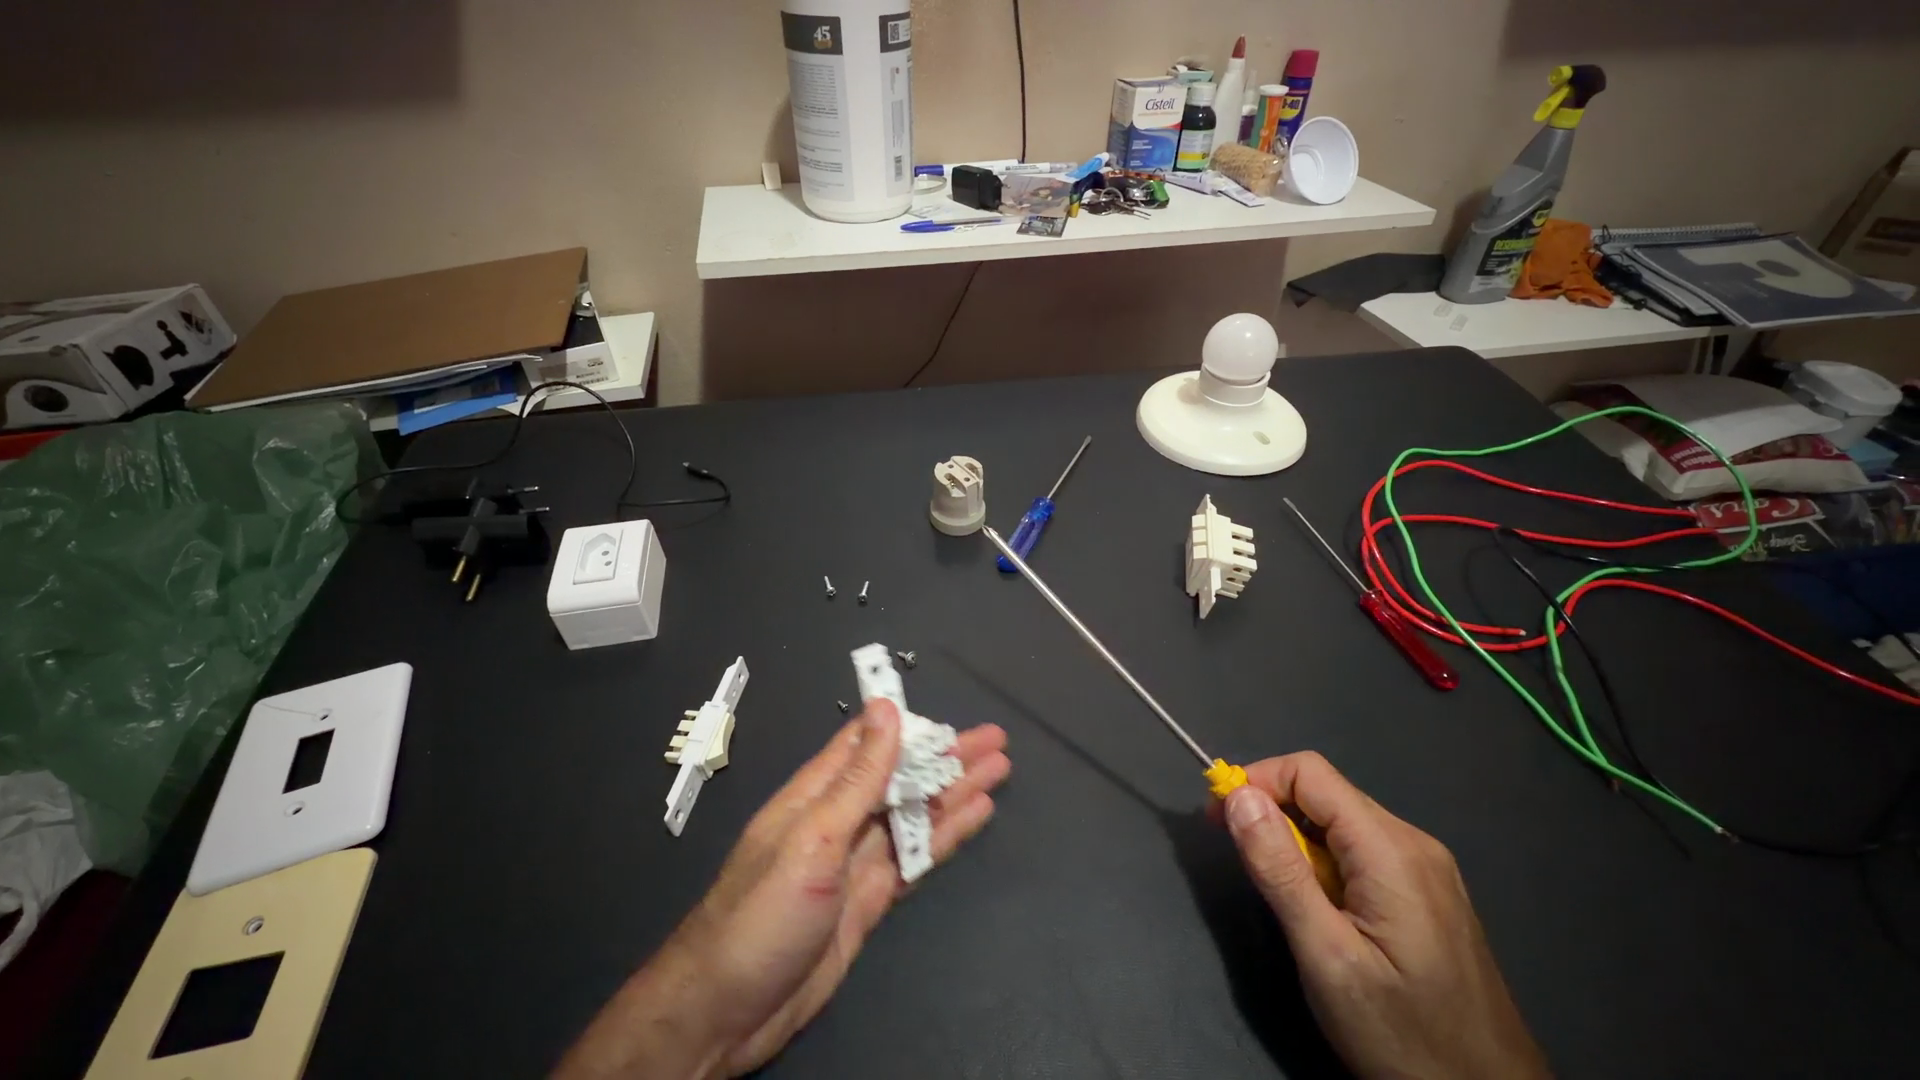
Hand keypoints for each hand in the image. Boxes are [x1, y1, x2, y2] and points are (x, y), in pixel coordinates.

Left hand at [552, 700, 1010, 1079]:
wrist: (728, 1009)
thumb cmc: (764, 914)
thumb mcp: (813, 837)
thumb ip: (856, 778)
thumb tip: (885, 708)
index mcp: (816, 795)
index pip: (867, 744)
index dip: (909, 727)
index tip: (950, 714)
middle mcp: (838, 821)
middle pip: (900, 778)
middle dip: (946, 758)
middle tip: (996, 741)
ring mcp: (855, 863)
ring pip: (914, 816)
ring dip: (954, 792)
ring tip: (999, 771)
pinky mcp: (869, 902)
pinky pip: (915, 859)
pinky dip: (945, 836)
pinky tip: (974, 818)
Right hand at [1214, 752, 1548, 1079]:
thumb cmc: (1402, 1032)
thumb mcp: (1326, 956)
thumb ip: (1281, 871)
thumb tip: (1240, 797)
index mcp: (1390, 849)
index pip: (1309, 773)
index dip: (1255, 781)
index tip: (1218, 820)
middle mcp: (1413, 843)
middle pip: (1326, 793)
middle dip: (1271, 810)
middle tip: (1238, 858)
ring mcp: (1426, 868)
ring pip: (1342, 822)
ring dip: (1296, 840)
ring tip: (1279, 894)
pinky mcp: (1428, 893)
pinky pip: (1362, 851)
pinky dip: (1324, 862)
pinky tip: (1320, 909)